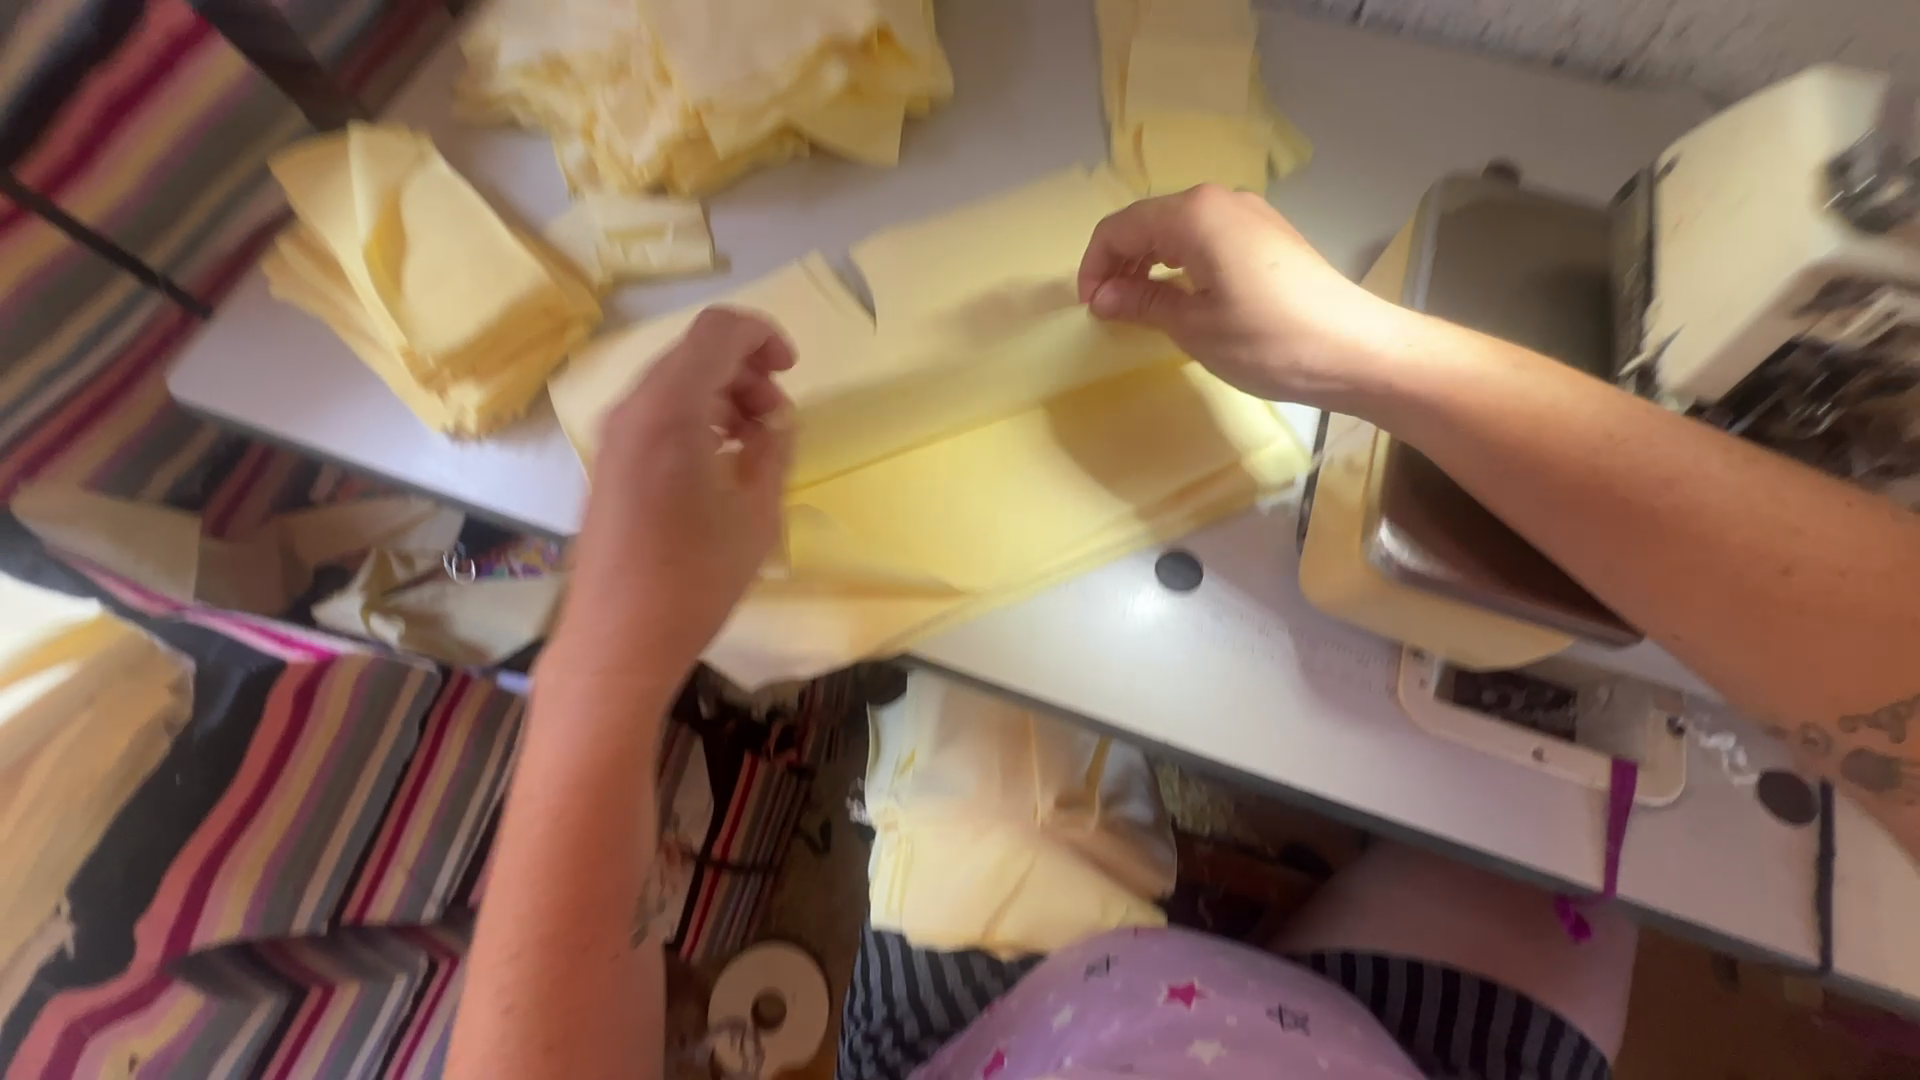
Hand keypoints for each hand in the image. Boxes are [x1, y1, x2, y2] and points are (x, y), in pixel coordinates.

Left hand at [558, 308, 795, 680]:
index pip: (719, 330)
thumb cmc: (698, 577)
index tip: (791, 370)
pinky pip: (658, 415)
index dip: (763, 336)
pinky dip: (697, 419)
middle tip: (778, 419)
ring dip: (724, 397)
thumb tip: (775, 419)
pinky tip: (722, 462)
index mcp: (671, 408)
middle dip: (746, 372)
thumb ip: (774, 447)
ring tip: (757, 445)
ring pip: (676, 384)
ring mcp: (614, 436)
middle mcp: (633, 409)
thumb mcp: (758, 510)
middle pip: (695, 353)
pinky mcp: (610, 464)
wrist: (619, 639)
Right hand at [1077, 184, 1406, 408]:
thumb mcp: (1192, 326)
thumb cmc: (1264, 338)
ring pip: (1177, 231)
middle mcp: (1220, 200)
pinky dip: (1179, 265)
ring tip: (1138, 308)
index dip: (1094, 265)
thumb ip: (1141, 303)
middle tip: (1108, 311)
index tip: (1089, 308)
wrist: (1352, 349)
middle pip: (1148, 222)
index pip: (1121, 227)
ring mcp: (1248, 215)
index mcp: (1195, 214)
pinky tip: (1179, 298)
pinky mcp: (1266, 237)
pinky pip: (1205, 240)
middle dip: (1118, 264)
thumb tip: (1100, 298)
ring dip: (1147, 265)